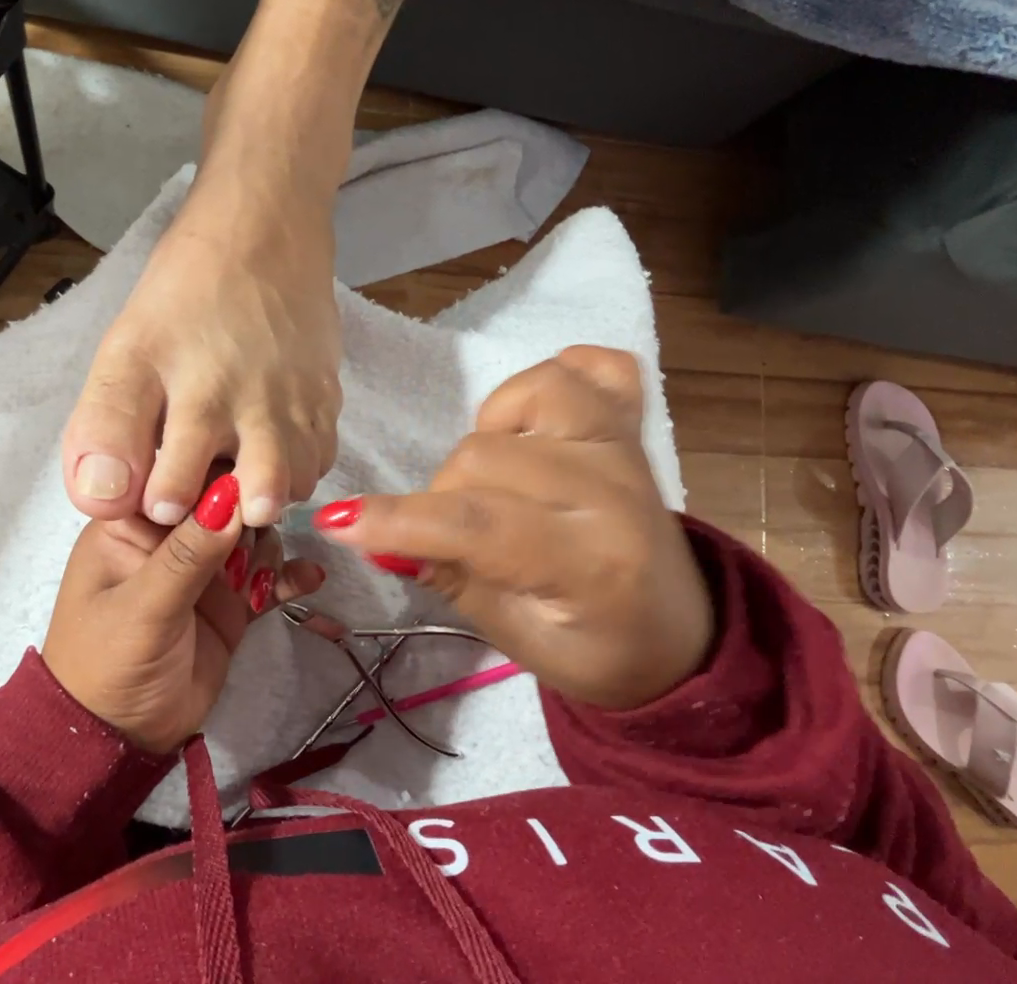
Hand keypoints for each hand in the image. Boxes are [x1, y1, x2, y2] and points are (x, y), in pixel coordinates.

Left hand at [43, 474, 327, 752]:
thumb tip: (233, 491)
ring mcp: (204, 571)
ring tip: (254, 588)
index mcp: (132, 524)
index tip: (251, 488)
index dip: (219, 475)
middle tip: (250, 551)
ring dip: (266, 553)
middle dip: (248, 518)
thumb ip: (189, 553)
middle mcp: (170, 538)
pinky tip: (310, 579)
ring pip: (253, 536)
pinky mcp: (231, 603)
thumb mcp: (145, 607)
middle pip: (226, 501)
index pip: (179, 475)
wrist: (119, 740)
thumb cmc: (110, 665)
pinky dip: (287, 577)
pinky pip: (268, 579)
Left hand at [61, 173, 341, 529]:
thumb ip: (106, 429)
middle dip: (222, 514)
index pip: (173, 500)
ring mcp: (302, 409)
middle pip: (254, 508)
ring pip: (291, 491)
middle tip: (203, 485)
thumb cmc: (184, 293)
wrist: (265, 230)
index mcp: (196, 403)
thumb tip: (103, 502)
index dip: (155, 502)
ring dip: (261, 493)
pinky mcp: (331, 400)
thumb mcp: (126, 352)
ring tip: (235, 467)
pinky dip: (294, 467)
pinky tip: (268, 443)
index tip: (151, 484)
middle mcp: (258, 414)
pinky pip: (320, 462)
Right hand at [311, 347, 713, 709]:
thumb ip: (451, 576)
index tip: (337, 523)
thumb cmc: (593, 650)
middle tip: (455, 534)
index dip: (400, 520)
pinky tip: (534, 425)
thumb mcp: (515, 637)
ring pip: (531, 394)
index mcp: (591, 564)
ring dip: (490, 435)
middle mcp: (613, 493)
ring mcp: (628, 449)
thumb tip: (381, 536)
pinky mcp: (634, 426)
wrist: (679, 634)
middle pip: (485, 456)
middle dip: (443, 496)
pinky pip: (593, 367)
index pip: (478, 525)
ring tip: (496, 480)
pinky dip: (549, 384)